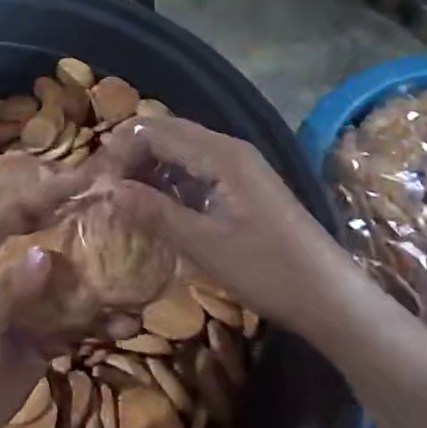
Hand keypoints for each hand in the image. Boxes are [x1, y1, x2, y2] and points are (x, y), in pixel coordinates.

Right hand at [95, 116, 358, 335]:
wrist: (330, 295)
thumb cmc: (268, 270)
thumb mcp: (204, 244)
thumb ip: (155, 212)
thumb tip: (108, 189)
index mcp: (220, 154)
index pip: (153, 132)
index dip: (119, 152)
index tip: (96, 184)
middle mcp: (228, 147)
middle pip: (166, 132)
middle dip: (130, 153)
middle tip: (104, 188)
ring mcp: (239, 164)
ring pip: (181, 148)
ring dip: (149, 165)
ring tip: (124, 198)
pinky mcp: (244, 183)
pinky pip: (197, 166)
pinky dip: (171, 178)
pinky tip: (158, 205)